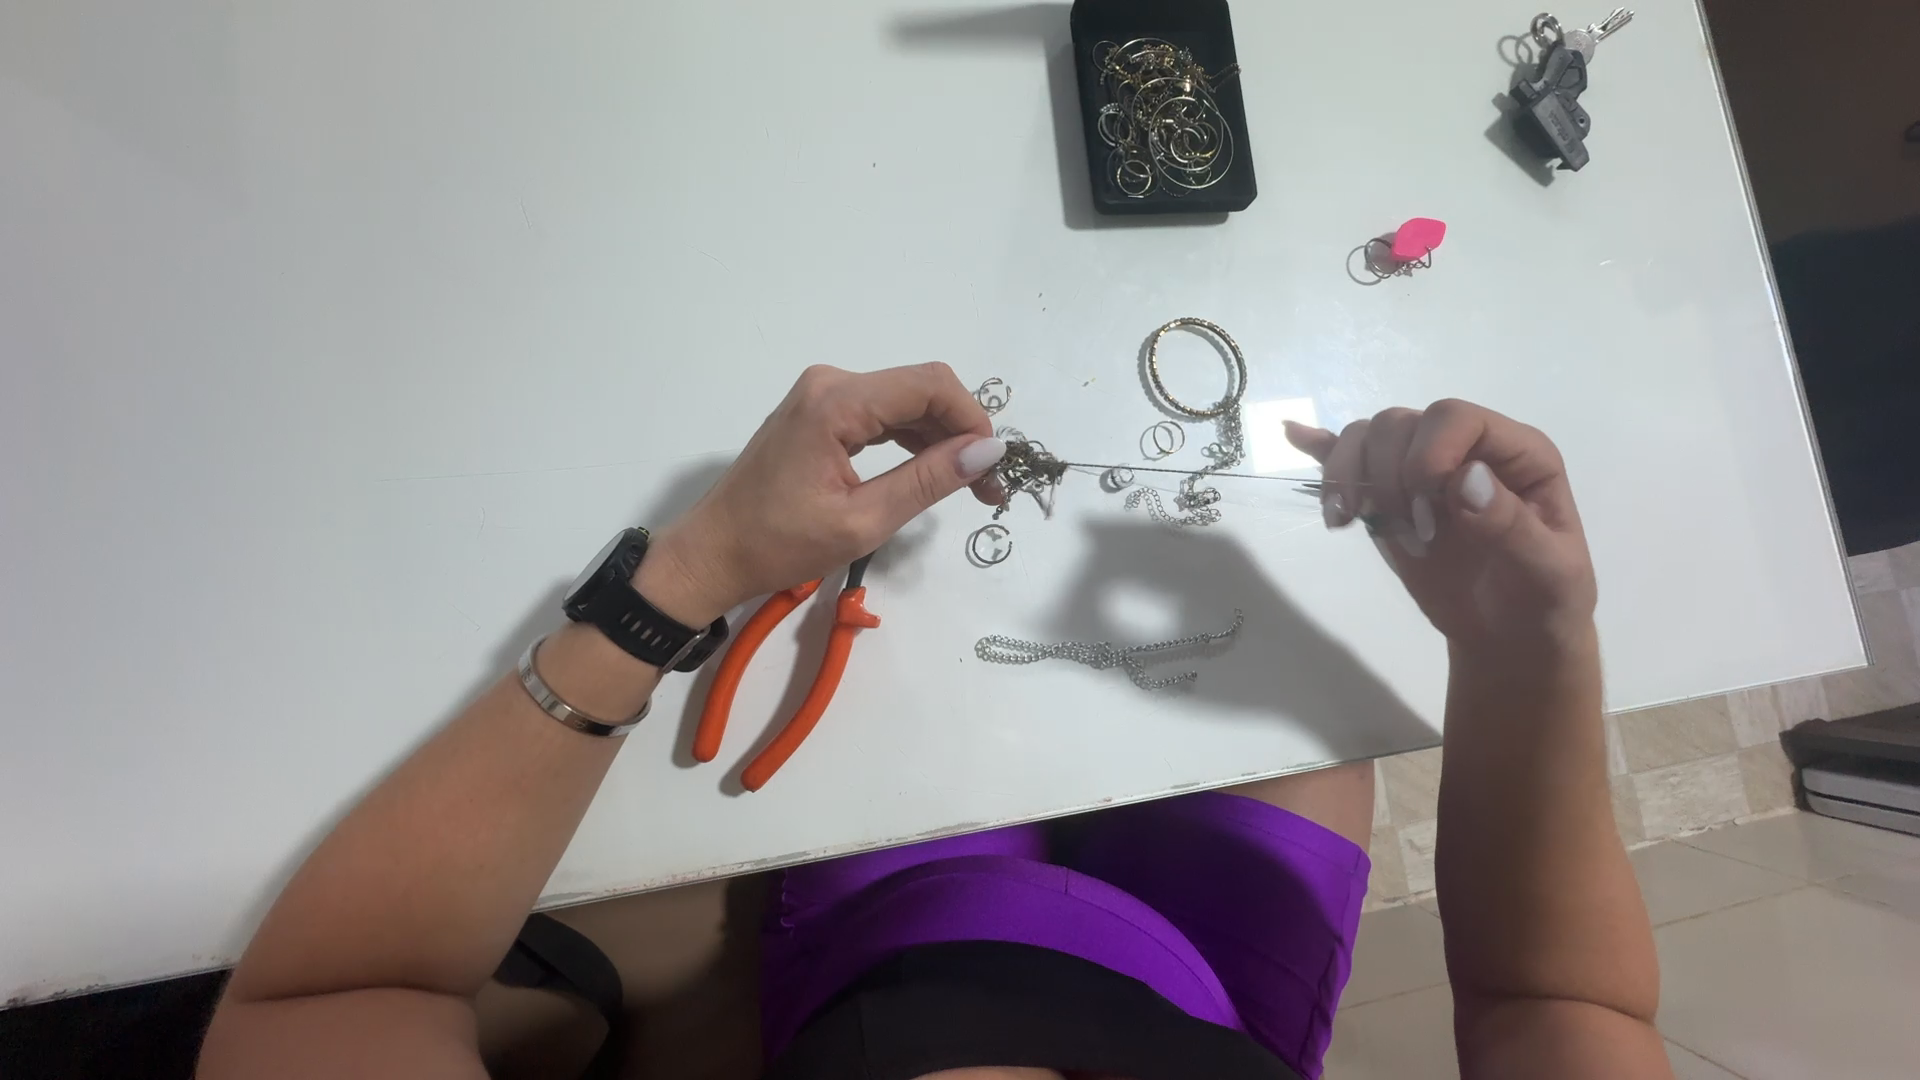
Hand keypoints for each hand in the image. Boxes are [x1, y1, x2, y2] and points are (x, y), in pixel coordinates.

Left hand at [634, 363, 1006, 624]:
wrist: (715, 552)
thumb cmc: (780, 544)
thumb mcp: (862, 521)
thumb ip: (927, 481)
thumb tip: (987, 452)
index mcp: (836, 402)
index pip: (930, 385)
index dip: (972, 419)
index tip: (992, 469)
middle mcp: (831, 384)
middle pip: (921, 389)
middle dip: (962, 433)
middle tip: (988, 488)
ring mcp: (823, 396)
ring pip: (905, 402)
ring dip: (941, 439)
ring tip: (969, 486)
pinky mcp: (820, 413)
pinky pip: (882, 415)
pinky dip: (912, 440)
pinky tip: (931, 472)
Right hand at [1284, 400, 1596, 649]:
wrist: (1507, 633)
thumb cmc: (1540, 601)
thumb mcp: (1548, 571)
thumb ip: (1510, 525)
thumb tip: (1463, 479)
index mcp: (1514, 453)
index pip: (1454, 418)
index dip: (1429, 453)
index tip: (1427, 510)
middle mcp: (1462, 448)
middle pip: (1397, 424)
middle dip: (1387, 478)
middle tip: (1408, 533)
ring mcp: (1417, 469)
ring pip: (1364, 439)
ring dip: (1348, 479)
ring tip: (1355, 522)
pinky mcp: (1383, 495)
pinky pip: (1345, 456)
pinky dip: (1320, 449)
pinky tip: (1294, 437)